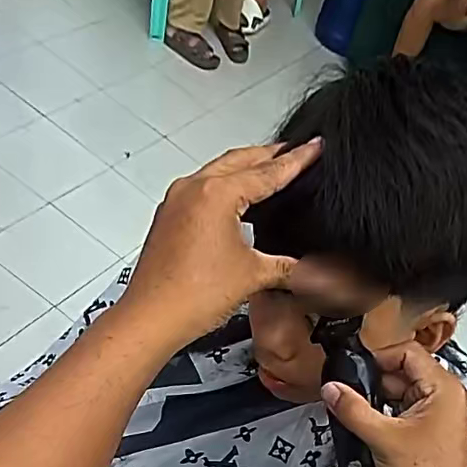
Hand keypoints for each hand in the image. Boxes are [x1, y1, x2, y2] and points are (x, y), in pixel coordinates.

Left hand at [118, 140, 322, 346]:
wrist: (153, 317)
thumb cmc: (189, 296)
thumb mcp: (253, 277)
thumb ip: (287, 268)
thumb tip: (309, 270)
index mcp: (216, 194)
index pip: (267, 172)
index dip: (296, 161)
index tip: (313, 148)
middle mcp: (192, 189)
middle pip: (240, 160)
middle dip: (269, 155)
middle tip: (293, 152)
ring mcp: (176, 202)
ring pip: (217, 172)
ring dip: (244, 169)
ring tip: (267, 171)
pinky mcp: (169, 218)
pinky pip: (201, 190)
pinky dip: (223, 188)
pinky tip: (234, 201)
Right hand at [320, 342, 466, 466]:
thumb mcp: (381, 438)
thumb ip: (352, 409)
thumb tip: (333, 389)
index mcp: (444, 388)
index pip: (408, 352)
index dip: (378, 359)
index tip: (356, 370)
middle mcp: (447, 395)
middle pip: (404, 371)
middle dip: (377, 384)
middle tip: (356, 399)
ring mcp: (442, 412)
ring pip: (404, 391)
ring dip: (383, 401)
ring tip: (370, 420)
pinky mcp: (435, 427)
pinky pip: (408, 408)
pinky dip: (391, 415)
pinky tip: (379, 430)